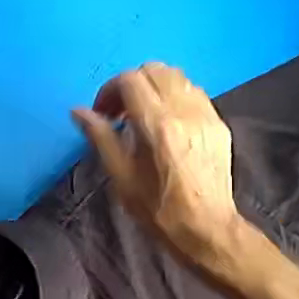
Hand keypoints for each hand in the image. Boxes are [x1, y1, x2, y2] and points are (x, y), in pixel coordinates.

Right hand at [73, 62, 245, 261]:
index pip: (130, 80)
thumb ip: (100, 136)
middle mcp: (184, 112)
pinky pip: (194, 92)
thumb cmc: (158, 209)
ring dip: (154, 87)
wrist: (206, 229)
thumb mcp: (121, 176)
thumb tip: (79, 111)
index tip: (103, 112)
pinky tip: (166, 121)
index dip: (110, 89)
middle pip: (154, 70)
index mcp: (157, 125)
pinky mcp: (219, 124)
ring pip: (176, 77)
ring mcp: (206, 115)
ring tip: (142, 114)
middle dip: (131, 83)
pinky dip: (174, 96)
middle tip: (120, 110)